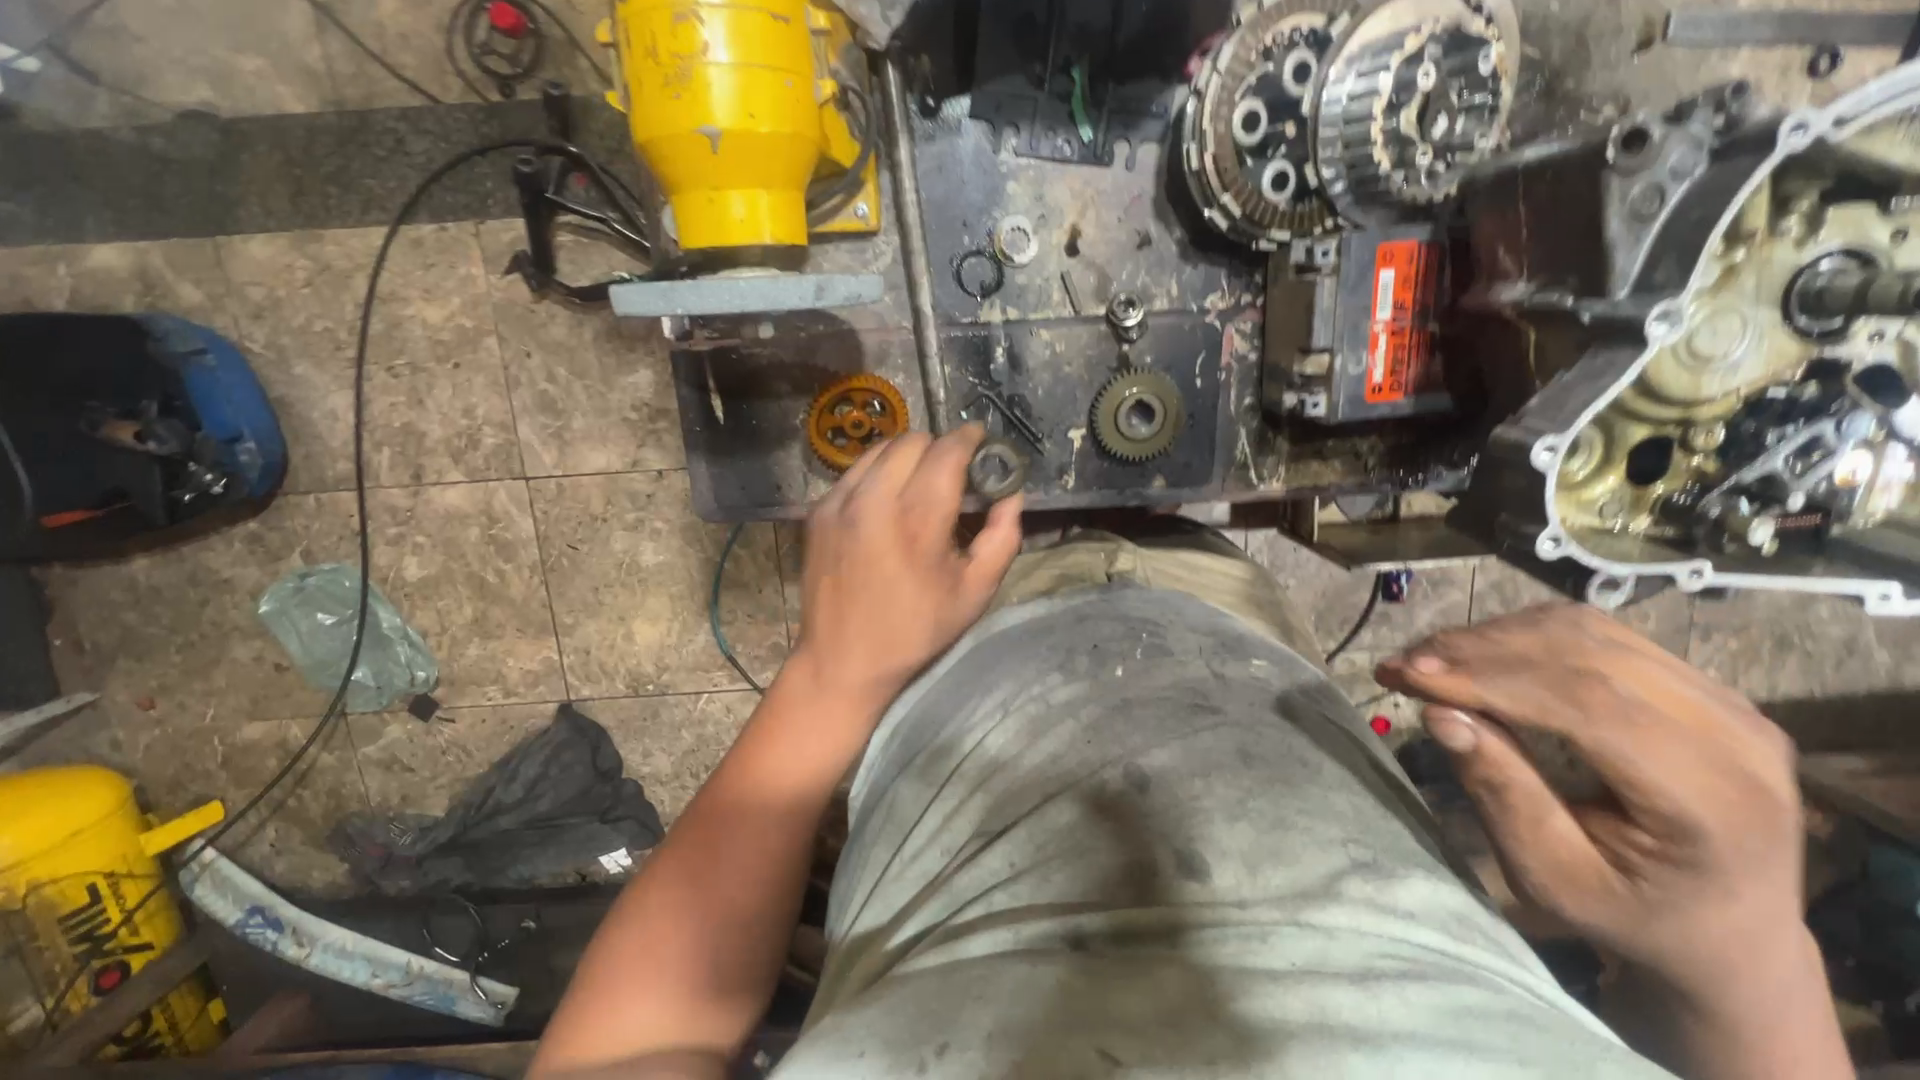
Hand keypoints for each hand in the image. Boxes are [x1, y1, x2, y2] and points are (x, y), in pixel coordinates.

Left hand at [790, 424, 1022, 709]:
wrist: (842, 660)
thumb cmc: (915, 630)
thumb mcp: (974, 593)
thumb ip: (1002, 538)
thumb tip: (1013, 495)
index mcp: (917, 519)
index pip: (947, 450)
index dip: (969, 439)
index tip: (981, 442)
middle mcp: (874, 499)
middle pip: (913, 440)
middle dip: (938, 449)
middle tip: (952, 474)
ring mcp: (839, 502)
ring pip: (880, 449)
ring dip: (906, 456)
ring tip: (919, 485)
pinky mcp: (818, 511)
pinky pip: (855, 471)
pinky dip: (877, 475)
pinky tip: (886, 504)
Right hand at [1375, 604, 1804, 1000]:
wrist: (1728, 932)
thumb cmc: (1632, 918)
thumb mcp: (1554, 880)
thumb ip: (1503, 796)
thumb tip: (1439, 714)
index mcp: (1714, 798)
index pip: (1587, 703)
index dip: (1488, 678)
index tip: (1405, 675)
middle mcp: (1737, 733)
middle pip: (1587, 653)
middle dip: (1479, 650)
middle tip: (1401, 665)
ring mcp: (1729, 701)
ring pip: (1590, 632)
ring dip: (1496, 637)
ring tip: (1430, 661)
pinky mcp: (1705, 686)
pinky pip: (1603, 637)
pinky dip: (1526, 638)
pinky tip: (1479, 659)